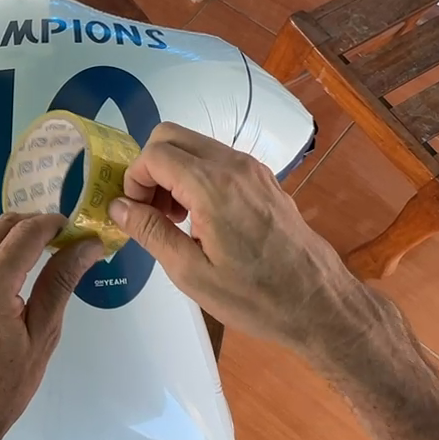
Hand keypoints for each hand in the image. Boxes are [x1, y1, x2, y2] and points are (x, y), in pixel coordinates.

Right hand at [106, 123, 372, 361]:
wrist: (322, 304)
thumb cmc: (255, 297)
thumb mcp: (191, 273)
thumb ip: (149, 231)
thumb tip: (116, 206)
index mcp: (212, 186)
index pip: (154, 154)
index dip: (134, 180)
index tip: (136, 214)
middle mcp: (232, 165)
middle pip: (170, 135)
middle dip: (149, 168)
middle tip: (151, 210)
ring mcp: (251, 168)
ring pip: (193, 144)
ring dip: (172, 171)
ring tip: (175, 218)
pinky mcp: (263, 178)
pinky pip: (215, 159)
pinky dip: (195, 175)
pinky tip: (201, 217)